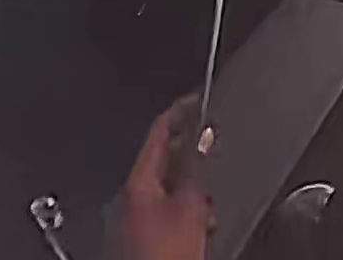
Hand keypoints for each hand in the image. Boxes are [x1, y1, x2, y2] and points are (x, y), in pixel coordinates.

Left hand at [109, 95, 212, 259]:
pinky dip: (185, 206)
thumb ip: (197, 168)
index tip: (198, 100)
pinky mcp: (142, 236)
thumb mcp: (191, 204)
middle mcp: (131, 196)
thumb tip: (203, 142)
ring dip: (191, 185)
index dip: (181, 110)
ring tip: (208, 198)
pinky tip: (201, 220)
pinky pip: (166, 207)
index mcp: (138, 180)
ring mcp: (134, 217)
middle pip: (164, 157)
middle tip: (211, 148)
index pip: (160, 129)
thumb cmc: (165, 255)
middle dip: (191, 153)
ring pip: (168, 185)